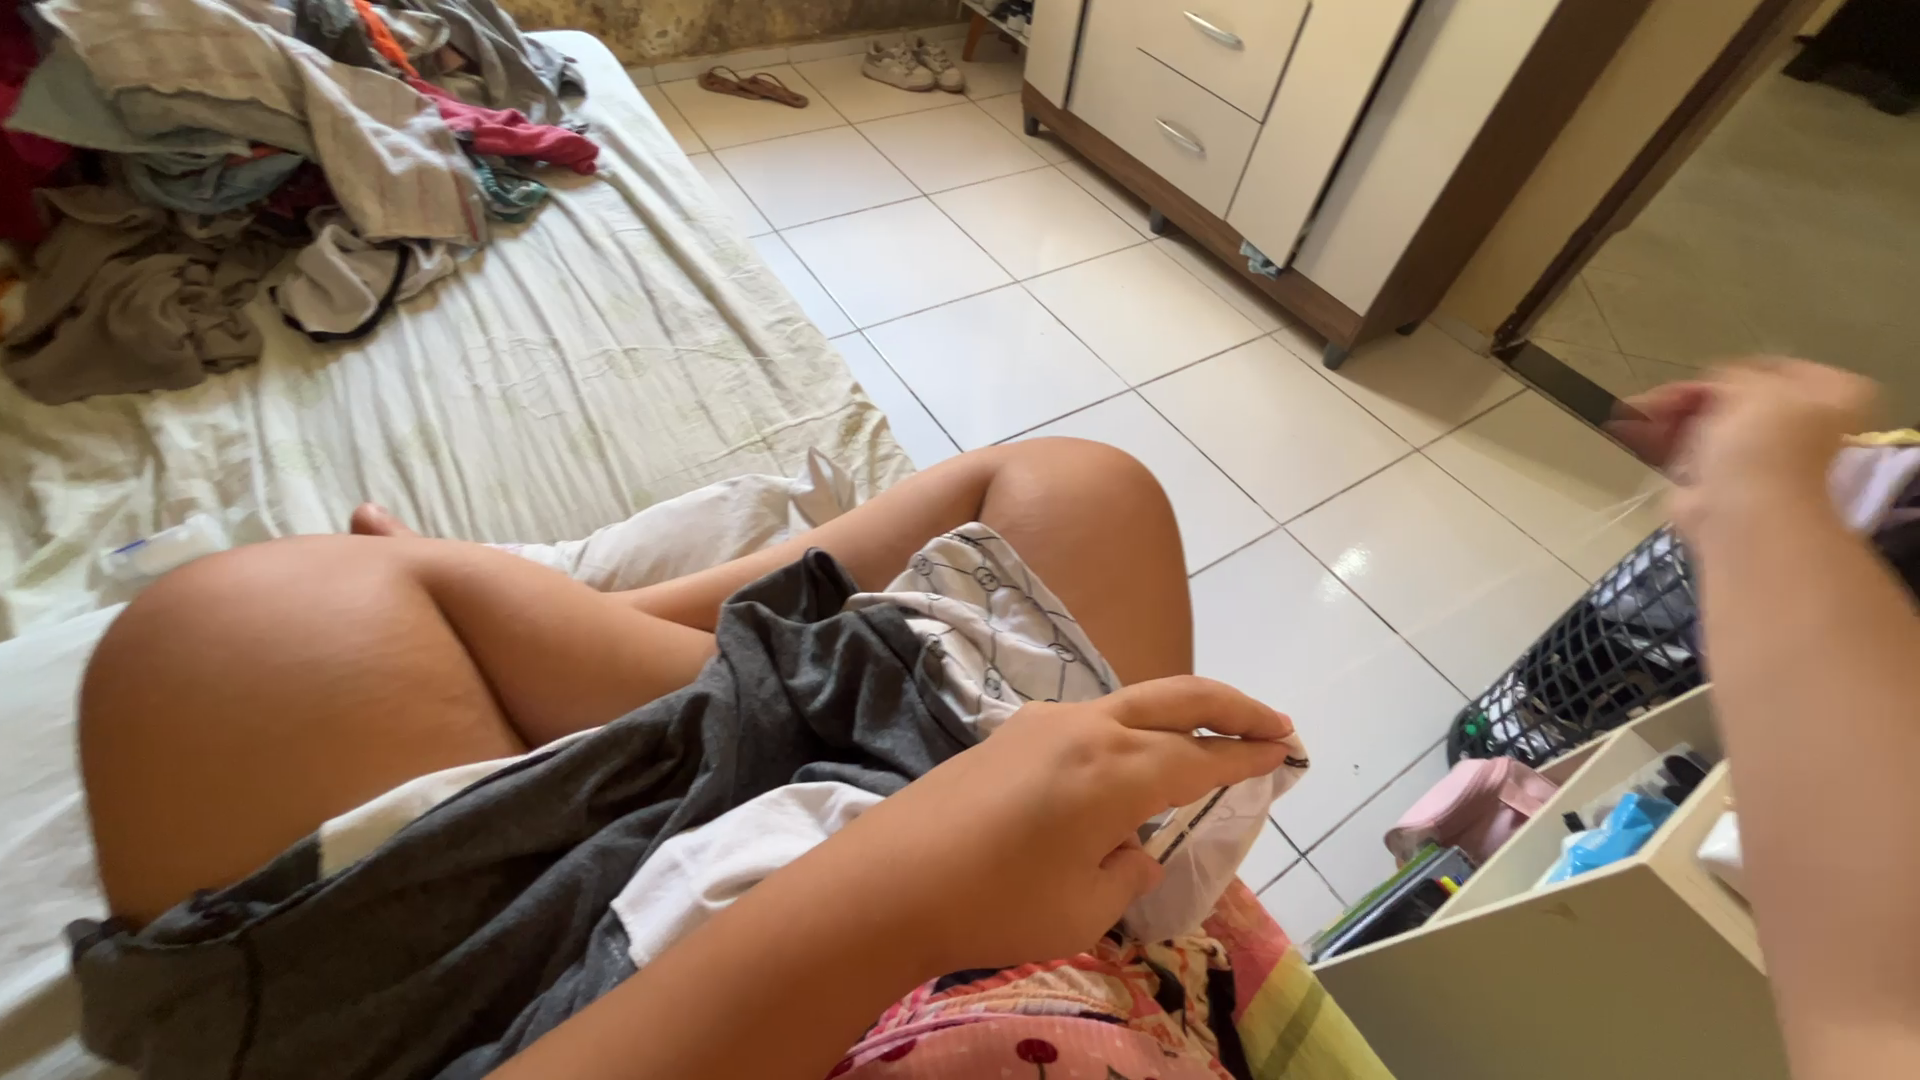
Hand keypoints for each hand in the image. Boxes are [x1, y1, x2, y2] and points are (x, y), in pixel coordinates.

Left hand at [793, 676, 1293, 973]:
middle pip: (1176, 701)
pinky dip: (1129, 727)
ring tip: (1212, 733)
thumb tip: (1139, 845)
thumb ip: (1128, 869)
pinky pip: (1091, 718)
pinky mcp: (1015, 728)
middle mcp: (1087, 729)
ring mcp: (1046, 720)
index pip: (1200, 759)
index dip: (1247, 758)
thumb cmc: (995, 904)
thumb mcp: (1083, 908)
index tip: (1285, 752)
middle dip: (1231, 708)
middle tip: (1275, 722)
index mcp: (1115, 773)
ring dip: (1179, 712)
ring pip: (1132, 701)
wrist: (893, 878)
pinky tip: (1129, 757)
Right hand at [1611, 358, 1876, 540]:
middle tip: (1654, 397)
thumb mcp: (1758, 392)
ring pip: (1702, 421)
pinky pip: (1683, 446)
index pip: (1777, 369)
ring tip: (1629, 413)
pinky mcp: (1714, 473)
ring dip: (1665, 414)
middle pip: (1733, 397)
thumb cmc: (1764, 447)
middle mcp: (1796, 422)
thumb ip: (1733, 377)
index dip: (1735, 370)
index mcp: (1828, 396)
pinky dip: (1657, 436)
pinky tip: (1628, 429)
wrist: (1742, 511)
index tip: (1700, 375)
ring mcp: (1754, 451)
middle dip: (1690, 395)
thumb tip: (1710, 384)